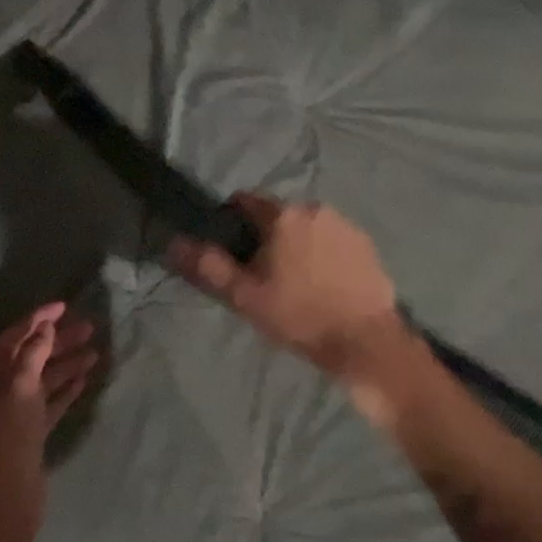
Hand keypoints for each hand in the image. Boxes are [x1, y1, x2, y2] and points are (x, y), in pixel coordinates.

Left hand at [0, 302, 97, 502]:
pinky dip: (67, 388)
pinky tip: (85, 379)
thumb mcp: (19, 388)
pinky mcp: (32, 432)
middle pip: (32, 355)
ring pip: (45, 378)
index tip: (64, 305)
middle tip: (89, 326)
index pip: (15, 336)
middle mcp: (2, 389)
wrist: (5, 498)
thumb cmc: (9, 437)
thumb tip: (44, 328)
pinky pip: (51, 401)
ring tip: (95, 351)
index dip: (38, 318)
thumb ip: (31, 355)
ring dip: (67, 362)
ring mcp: (17, 412)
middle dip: (58, 339)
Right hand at [168, 193, 401, 375]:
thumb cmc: (299, 316)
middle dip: (267, 237)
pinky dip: (324, 254)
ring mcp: (344, 224)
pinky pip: (332, 240)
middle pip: (277, 215)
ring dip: (297, 244)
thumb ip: (209, 266)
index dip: (231, 222)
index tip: (231, 251)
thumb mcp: (245, 297)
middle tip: (263, 276)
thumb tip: (175, 243)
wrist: (365, 341)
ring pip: (306, 227)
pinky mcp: (366, 243)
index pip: (244, 200)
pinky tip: (324, 286)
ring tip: (297, 284)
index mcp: (282, 215)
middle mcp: (314, 207)